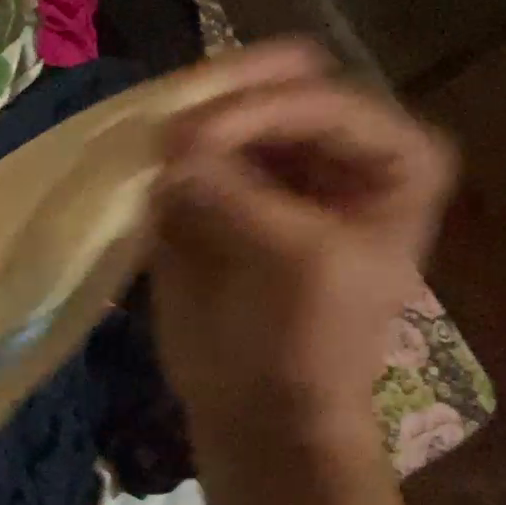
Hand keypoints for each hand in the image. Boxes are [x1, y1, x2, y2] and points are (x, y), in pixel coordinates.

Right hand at [152, 41, 455, 442]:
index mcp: (384, 157)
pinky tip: (121, 176)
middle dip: (208, 107)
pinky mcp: (199, 208)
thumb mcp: (297, 260)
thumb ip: (237, 195)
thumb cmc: (306, 340)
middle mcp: (321, 155)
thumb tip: (164, 148)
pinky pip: (171, 168)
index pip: (317, 97)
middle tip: (155, 134)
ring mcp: (256, 179)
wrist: (258, 409)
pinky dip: (145, 168)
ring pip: (209, 126)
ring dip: (169, 135)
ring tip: (131, 153)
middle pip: (262, 95)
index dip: (253, 110)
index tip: (185, 143)